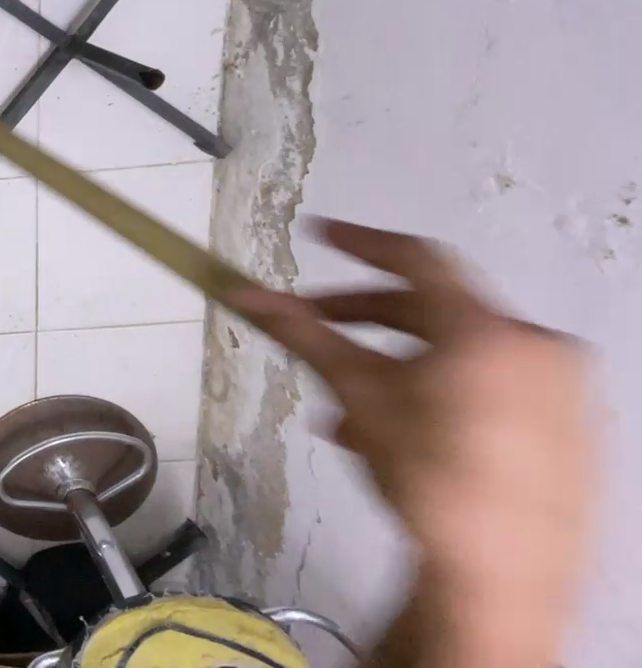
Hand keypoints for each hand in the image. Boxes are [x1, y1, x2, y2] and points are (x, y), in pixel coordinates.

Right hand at [225, 221, 597, 667]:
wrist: (505, 576)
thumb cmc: (431, 475)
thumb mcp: (354, 391)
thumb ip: (299, 332)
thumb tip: (243, 293)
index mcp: (489, 333)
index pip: (419, 260)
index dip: (362, 241)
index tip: (323, 233)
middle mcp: (536, 351)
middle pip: (432, 310)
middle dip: (361, 317)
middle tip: (313, 323)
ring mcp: (560, 393)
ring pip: (452, 353)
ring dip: (389, 362)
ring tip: (343, 399)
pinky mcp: (565, 430)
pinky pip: (481, 386)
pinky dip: (427, 390)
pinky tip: (384, 427)